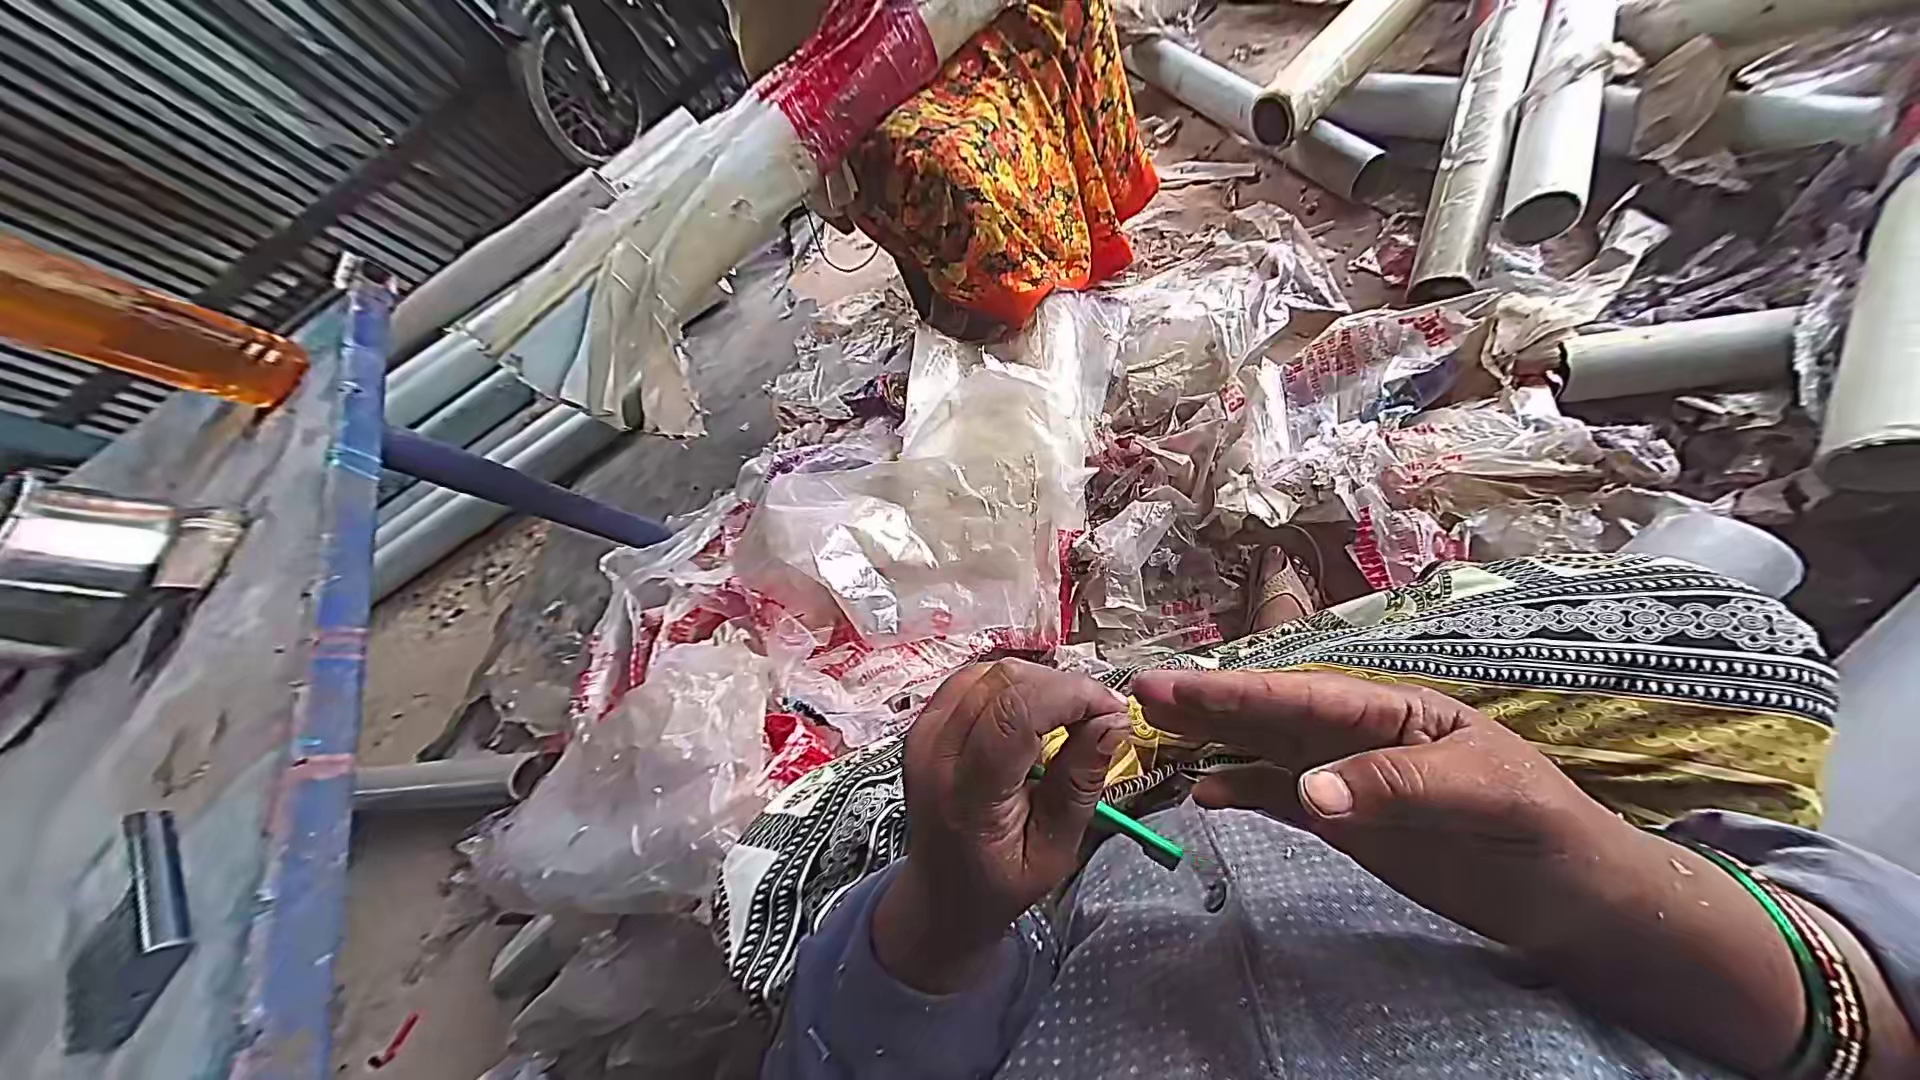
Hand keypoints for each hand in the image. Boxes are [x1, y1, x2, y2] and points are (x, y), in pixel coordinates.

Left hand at [874, 659, 1129, 991]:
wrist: (939, 895)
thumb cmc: (998, 883)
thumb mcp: (1053, 852)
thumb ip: (1080, 784)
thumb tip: (1114, 723)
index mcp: (966, 793)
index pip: (1015, 713)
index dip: (1072, 696)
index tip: (1112, 712)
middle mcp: (935, 751)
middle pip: (1004, 681)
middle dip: (1063, 686)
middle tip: (1098, 715)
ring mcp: (923, 730)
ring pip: (990, 671)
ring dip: (1039, 682)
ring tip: (1068, 716)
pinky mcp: (925, 720)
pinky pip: (974, 678)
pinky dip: (1013, 685)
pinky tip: (1033, 712)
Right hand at [1130, 668, 1626, 950]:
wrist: (1578, 904)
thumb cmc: (1543, 829)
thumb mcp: (1483, 795)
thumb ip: (1393, 785)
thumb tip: (1309, 793)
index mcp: (1383, 708)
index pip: (1295, 696)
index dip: (1232, 691)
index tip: (1174, 690)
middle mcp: (1349, 734)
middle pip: (1264, 714)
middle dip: (1204, 702)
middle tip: (1142, 691)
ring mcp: (1339, 776)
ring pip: (1259, 749)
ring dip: (1209, 737)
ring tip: (1155, 727)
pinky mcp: (1338, 819)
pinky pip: (1275, 797)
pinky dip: (1238, 791)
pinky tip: (1204, 793)